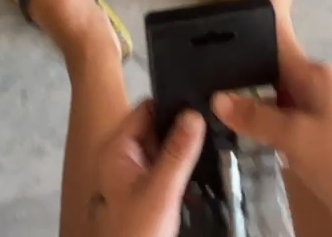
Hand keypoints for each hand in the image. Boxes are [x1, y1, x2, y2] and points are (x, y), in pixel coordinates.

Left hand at [89, 101, 206, 236]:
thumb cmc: (138, 232)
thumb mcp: (161, 191)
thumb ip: (178, 152)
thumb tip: (194, 112)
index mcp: (117, 148)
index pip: (147, 110)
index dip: (172, 106)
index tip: (202, 107)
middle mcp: (121, 156)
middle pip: (155, 129)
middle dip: (180, 133)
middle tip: (213, 131)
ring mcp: (131, 176)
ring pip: (162, 150)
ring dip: (181, 154)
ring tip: (210, 151)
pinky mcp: (142, 193)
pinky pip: (162, 171)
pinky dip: (178, 173)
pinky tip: (198, 179)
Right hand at [213, 53, 331, 236]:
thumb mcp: (294, 137)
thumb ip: (255, 116)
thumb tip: (217, 98)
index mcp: (314, 74)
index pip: (270, 50)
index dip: (240, 53)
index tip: (207, 57)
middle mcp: (315, 86)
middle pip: (270, 76)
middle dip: (241, 83)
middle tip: (203, 88)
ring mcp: (318, 113)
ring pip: (275, 102)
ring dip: (252, 108)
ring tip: (212, 109)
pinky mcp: (317, 138)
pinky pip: (283, 123)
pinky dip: (264, 127)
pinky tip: (240, 133)